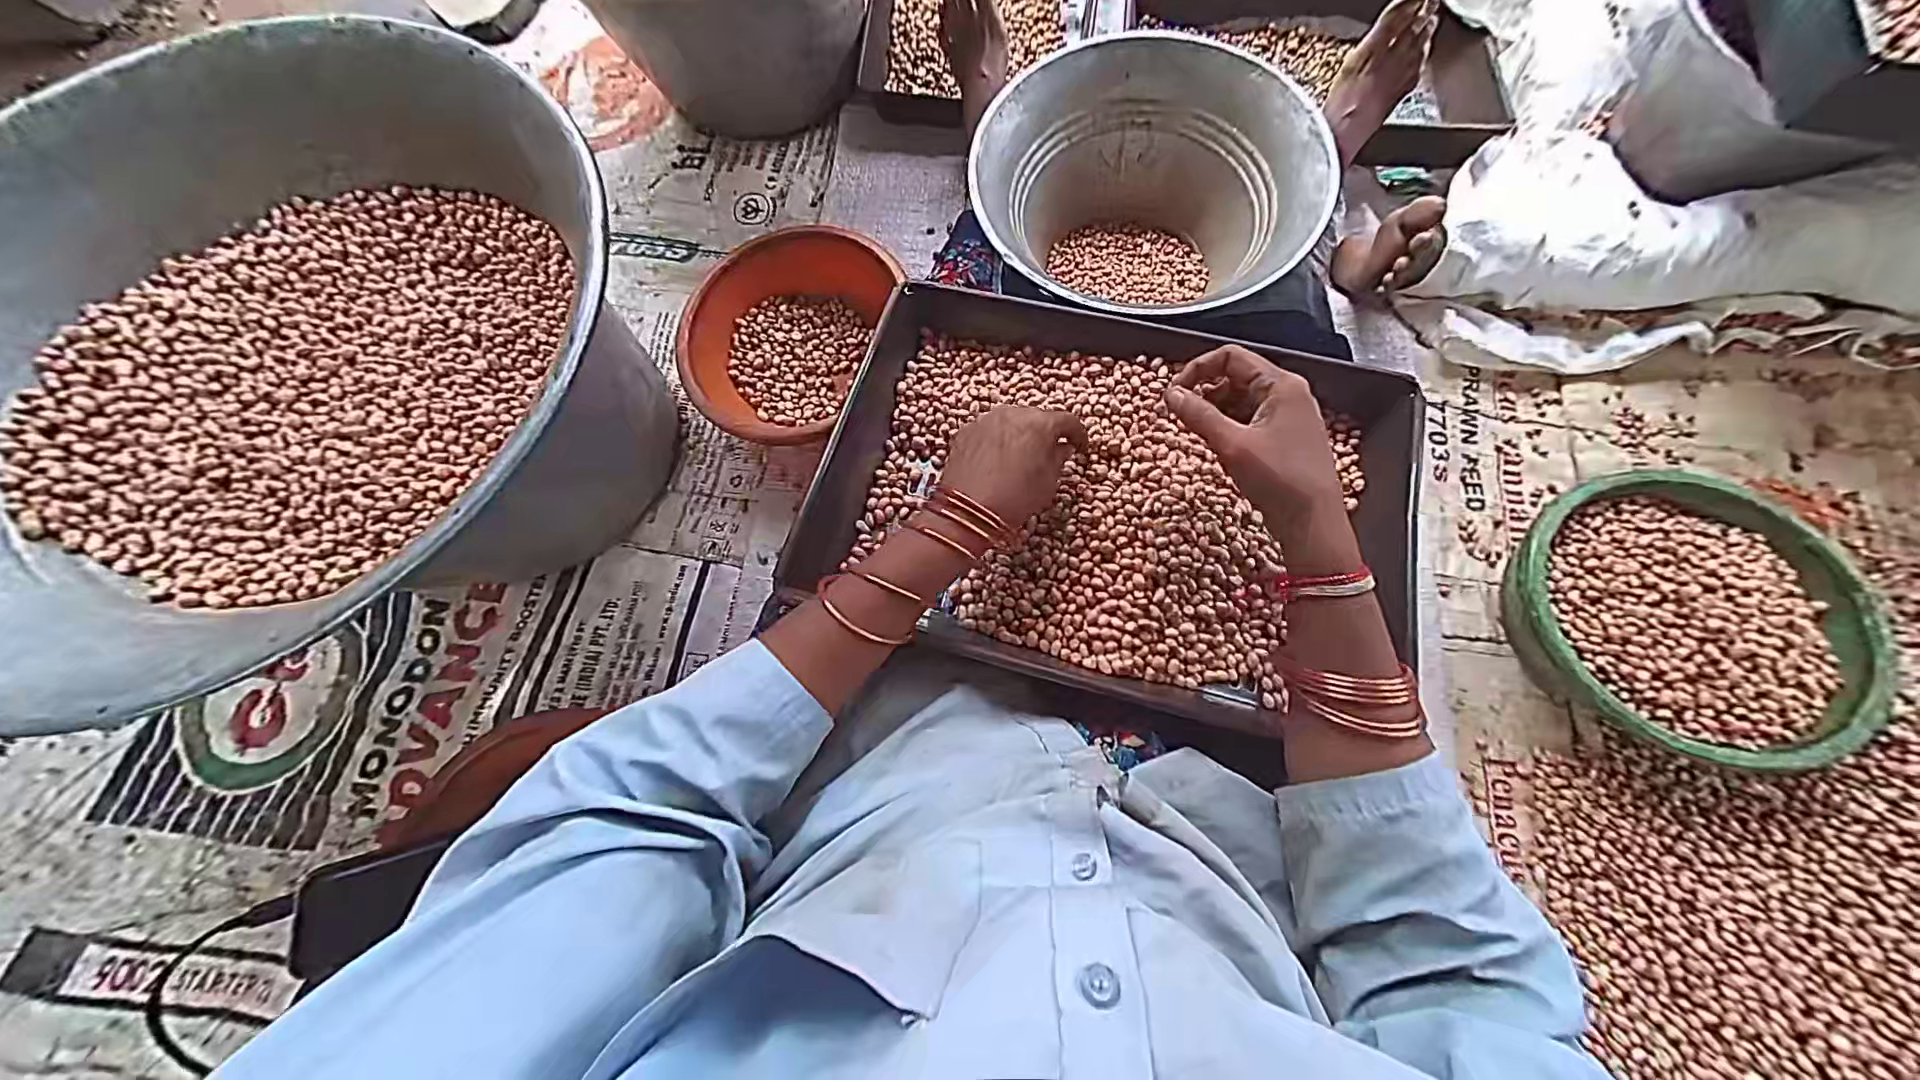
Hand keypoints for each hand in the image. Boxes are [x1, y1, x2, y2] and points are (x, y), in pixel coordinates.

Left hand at [939, 405, 1086, 528]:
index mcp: (1040, 423)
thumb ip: (1059, 459)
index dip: (1078, 434)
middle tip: (1050, 452)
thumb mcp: (1048, 483)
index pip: (1067, 421)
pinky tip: (997, 461)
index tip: (1080, 445)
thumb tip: (1062, 448)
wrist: (968, 511)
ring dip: (1019, 435)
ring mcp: (985, 420)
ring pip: (1010, 422)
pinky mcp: (965, 432)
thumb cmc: (1014, 499)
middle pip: (1036, 418)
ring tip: (1021, 457)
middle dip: (1045, 433)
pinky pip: (989, 431)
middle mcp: (1012, 414)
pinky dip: (997, 441)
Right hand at [1163, 346, 1345, 522]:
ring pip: (1238, 401)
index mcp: (1281, 385)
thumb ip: (1198, 415)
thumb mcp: (1232, 445)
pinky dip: (1225, 427)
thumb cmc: (1280, 479)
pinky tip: (1214, 445)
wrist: (1313, 521)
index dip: (1197, 370)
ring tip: (1193, 431)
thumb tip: (1171, 394)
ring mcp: (1286, 417)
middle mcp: (1287, 395)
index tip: (1173, 392)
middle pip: (1234, 377)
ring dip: (1212, 411)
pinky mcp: (1281, 439)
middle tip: (1178, 414)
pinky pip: (1246, 421)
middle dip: (1202, 392)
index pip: (1230, 358)